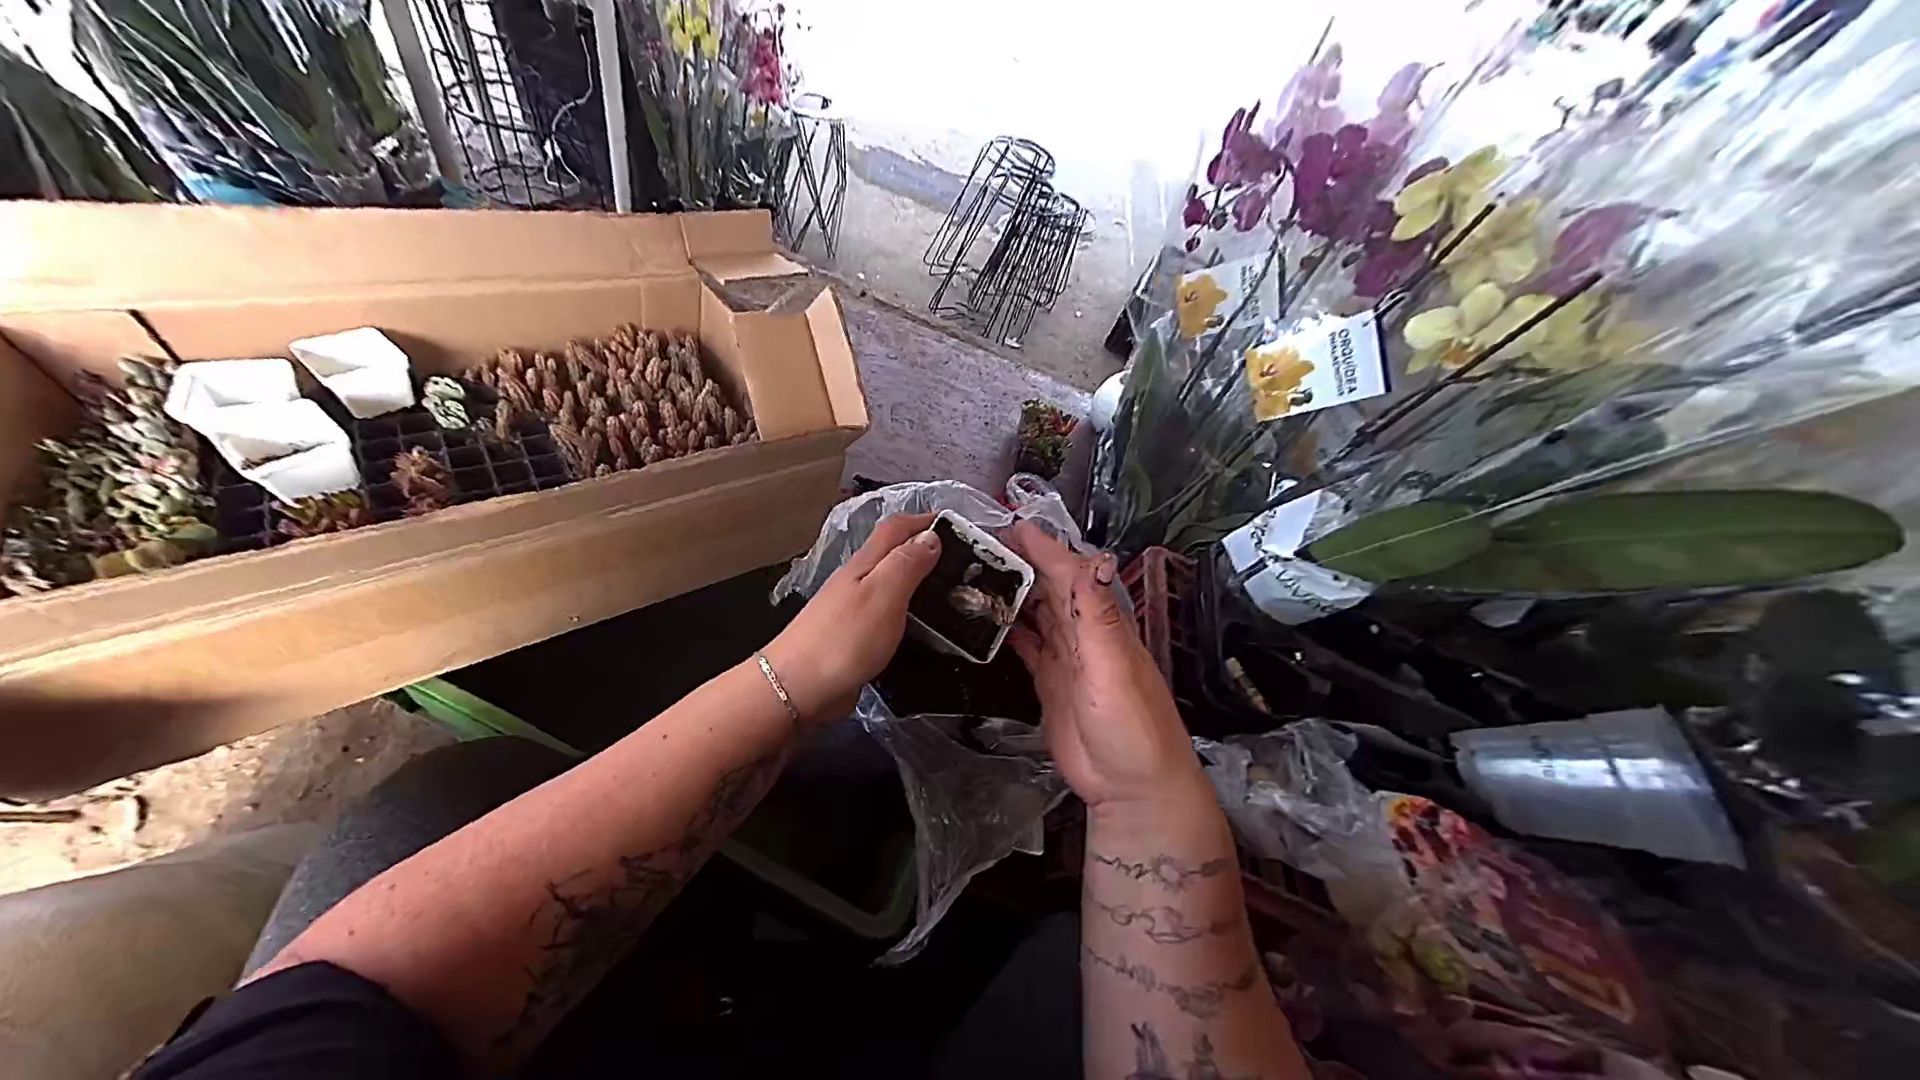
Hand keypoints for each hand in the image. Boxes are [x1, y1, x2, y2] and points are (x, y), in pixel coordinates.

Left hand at [762, 513, 939, 724]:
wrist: (796, 688)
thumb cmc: (843, 639)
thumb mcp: (882, 594)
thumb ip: (906, 563)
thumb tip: (930, 536)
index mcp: (865, 564)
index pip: (896, 528)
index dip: (924, 520)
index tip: (956, 524)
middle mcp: (858, 580)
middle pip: (894, 553)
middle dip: (925, 548)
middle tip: (962, 562)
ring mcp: (854, 609)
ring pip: (891, 583)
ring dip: (918, 580)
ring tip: (950, 593)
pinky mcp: (855, 637)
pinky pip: (888, 613)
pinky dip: (908, 611)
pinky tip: (923, 626)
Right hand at [1005, 520, 1207, 812]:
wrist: (1132, 790)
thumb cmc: (1133, 730)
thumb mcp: (1115, 670)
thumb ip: (1099, 617)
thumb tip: (1095, 559)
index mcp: (1104, 626)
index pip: (1071, 575)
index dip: (1045, 549)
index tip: (1015, 527)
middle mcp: (1085, 637)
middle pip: (1052, 589)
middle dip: (1025, 563)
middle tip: (988, 544)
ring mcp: (1067, 661)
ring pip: (1039, 614)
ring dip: (1016, 593)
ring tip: (983, 574)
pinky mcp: (1051, 685)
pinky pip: (1029, 647)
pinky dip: (1013, 631)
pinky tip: (994, 621)